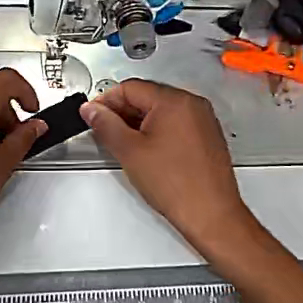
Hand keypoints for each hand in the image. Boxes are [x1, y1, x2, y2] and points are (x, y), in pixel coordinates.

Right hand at [80, 79, 263, 255]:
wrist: (211, 214)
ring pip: (160, 110)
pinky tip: (147, 152)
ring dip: (138, 122)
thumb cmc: (180, 186)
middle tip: (105, 129)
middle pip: (146, 96)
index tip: (93, 114)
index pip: (130, 88)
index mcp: (174, 101)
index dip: (105, 101)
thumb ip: (105, 125)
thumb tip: (92, 110)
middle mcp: (192, 104)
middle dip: (122, 112)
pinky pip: (175, 123)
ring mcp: (202, 119)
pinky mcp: (206, 135)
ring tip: (126, 145)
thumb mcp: (129, 151)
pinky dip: (157, 131)